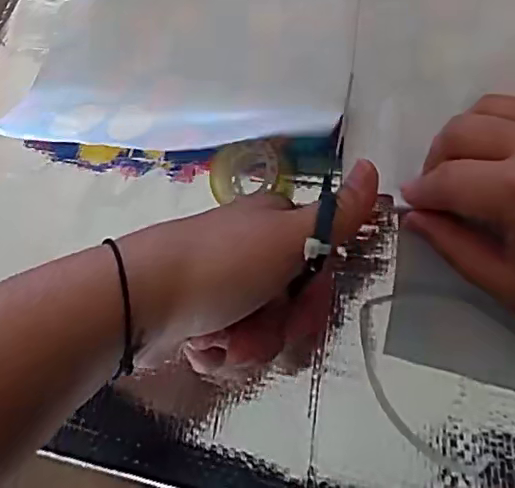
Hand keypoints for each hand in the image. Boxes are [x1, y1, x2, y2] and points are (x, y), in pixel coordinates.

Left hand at [122, 158, 378, 374]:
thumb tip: (374, 166)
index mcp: (278, 221)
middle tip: (259, 325)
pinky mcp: (204, 314)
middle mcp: (256, 248)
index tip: (304, 304)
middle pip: (295, 300)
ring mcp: (229, 282)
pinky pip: (233, 342)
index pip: (322, 260)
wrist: (141, 298)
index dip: (318, 291)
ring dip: (249, 342)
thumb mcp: (291, 237)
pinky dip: (222, 349)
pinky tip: (203, 343)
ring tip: (223, 337)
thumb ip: (338, 213)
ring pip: (265, 327)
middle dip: (280, 324)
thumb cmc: (224, 263)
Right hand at [401, 96, 514, 390]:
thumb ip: (454, 246)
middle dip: (437, 157)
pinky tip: (511, 154)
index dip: (422, 192)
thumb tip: (413, 214)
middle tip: (439, 188)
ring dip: (468, 132)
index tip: (411, 202)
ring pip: (491, 105)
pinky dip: (506, 124)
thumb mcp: (513, 288)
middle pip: (462, 128)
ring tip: (471, 166)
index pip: (447, 177)